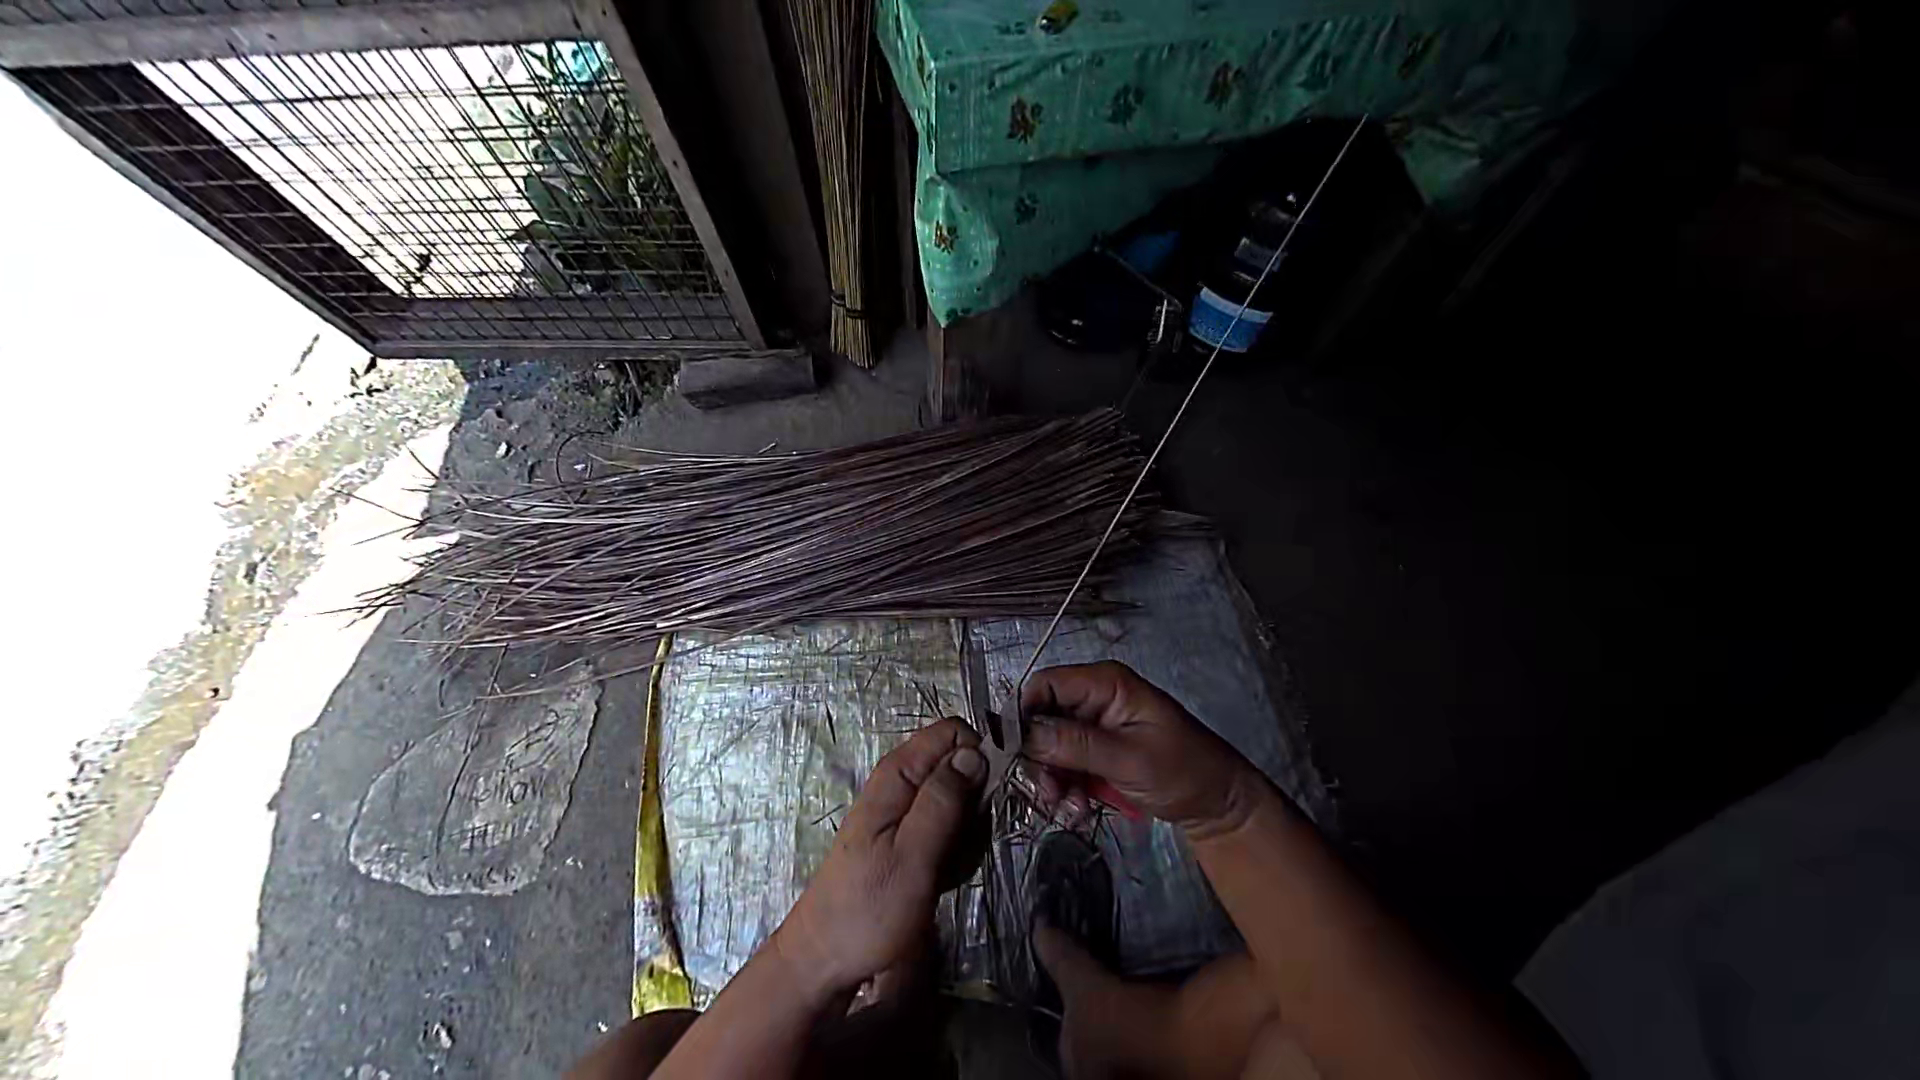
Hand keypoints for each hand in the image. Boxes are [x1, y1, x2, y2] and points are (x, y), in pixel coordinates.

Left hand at [771, 718, 986, 999]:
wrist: (828, 959)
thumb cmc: (868, 909)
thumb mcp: (912, 856)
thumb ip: (944, 800)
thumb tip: (974, 753)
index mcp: (898, 773)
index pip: (952, 733)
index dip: (978, 756)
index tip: (989, 797)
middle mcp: (904, 782)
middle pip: (962, 767)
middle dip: (976, 804)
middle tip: (962, 846)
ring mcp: (909, 811)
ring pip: (963, 802)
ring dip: (968, 836)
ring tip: (947, 869)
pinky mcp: (915, 837)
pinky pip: (954, 831)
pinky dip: (957, 854)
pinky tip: (942, 878)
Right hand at [1021, 661, 1264, 838]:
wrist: (1216, 805)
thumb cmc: (1182, 770)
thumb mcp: (1129, 758)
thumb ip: (1075, 744)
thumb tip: (1026, 735)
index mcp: (1104, 684)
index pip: (1046, 685)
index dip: (1024, 714)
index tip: (1013, 752)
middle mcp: (1093, 698)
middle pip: (1043, 718)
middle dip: (1040, 757)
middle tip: (1047, 793)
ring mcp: (1093, 725)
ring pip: (1048, 745)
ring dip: (1052, 778)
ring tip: (1067, 808)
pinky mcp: (1093, 751)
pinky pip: (1063, 764)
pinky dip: (1064, 787)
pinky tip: (1077, 810)